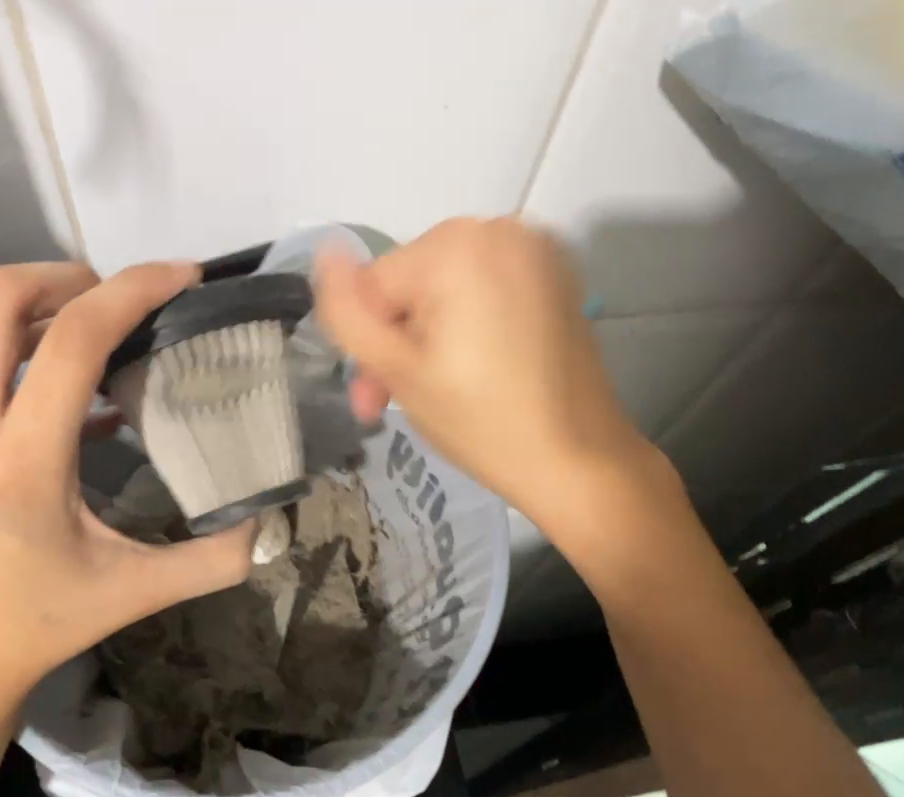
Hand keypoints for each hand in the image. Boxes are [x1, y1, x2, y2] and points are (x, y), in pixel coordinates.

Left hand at [0, 262, 256, 730]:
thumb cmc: (41, 626)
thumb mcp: (136, 592)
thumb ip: (213, 560)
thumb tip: (271, 526)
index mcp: (20, 463)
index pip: (70, 341)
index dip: (132, 292)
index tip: (183, 277)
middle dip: (70, 276)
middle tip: (130, 298)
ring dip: (44, 307)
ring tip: (108, 331)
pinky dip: (25, 349)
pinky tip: (79, 391)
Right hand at [315, 217, 650, 519]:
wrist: (580, 460)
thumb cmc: (483, 424)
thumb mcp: (399, 373)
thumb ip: (348, 314)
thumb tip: (324, 254)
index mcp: (456, 246)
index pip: (375, 285)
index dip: (367, 344)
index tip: (374, 401)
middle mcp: (500, 229)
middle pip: (412, 282)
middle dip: (399, 339)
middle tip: (399, 400)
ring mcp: (536, 250)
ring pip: (447, 288)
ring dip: (430, 335)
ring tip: (438, 390)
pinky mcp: (557, 276)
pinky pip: (487, 290)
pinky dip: (470, 323)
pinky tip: (475, 369)